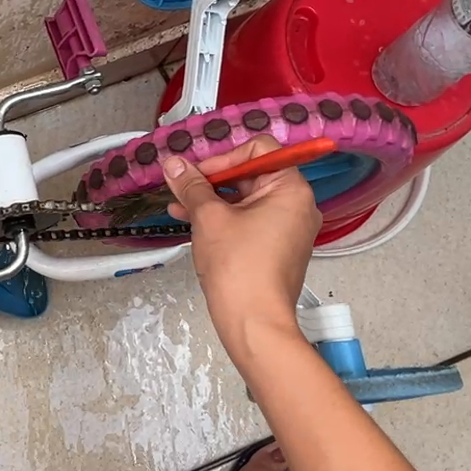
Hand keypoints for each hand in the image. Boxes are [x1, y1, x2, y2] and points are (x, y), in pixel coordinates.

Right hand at [162, 136, 322, 340]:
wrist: (252, 319)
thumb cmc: (239, 266)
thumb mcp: (208, 217)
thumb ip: (191, 185)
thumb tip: (174, 164)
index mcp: (290, 189)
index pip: (259, 150)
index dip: (223, 157)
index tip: (196, 172)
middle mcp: (296, 205)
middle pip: (250, 174)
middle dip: (212, 179)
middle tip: (182, 186)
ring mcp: (286, 228)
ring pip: (244, 199)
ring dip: (210, 198)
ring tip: (178, 203)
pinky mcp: (274, 247)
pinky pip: (246, 220)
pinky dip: (220, 217)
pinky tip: (189, 220)